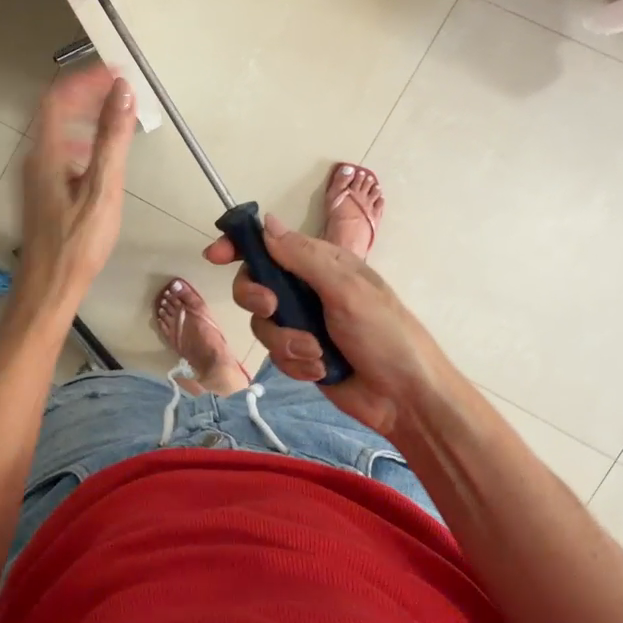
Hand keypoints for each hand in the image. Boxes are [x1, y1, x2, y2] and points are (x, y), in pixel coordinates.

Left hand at [16, 66, 136, 305]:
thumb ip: (112, 138)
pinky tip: (97, 154)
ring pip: (57, 131)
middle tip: (118, 88)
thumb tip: (121, 92)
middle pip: (55, 111)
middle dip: (86, 93)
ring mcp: (35, 176)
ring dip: (83, 115)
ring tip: (114, 112)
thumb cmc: (77, 243)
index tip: (114, 72)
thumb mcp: (102, 189)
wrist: (49, 286)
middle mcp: (35, 159)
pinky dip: (80, 139)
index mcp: (46, 153)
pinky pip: (59, 151)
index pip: (59, 98)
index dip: (84, 79)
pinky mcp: (42, 192)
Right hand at [204, 214, 451, 435]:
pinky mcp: (300, 355)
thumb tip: (266, 223)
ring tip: (317, 354)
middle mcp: (307, 289)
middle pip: (254, 284)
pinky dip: (295, 363)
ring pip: (262, 324)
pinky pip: (275, 353)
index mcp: (322, 264)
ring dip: (286, 341)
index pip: (271, 244)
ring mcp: (303, 323)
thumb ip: (303, 257)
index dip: (240, 245)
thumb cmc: (386, 335)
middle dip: (257, 298)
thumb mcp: (346, 289)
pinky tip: (320, 370)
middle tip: (273, 308)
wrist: (406, 399)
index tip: (216, 255)